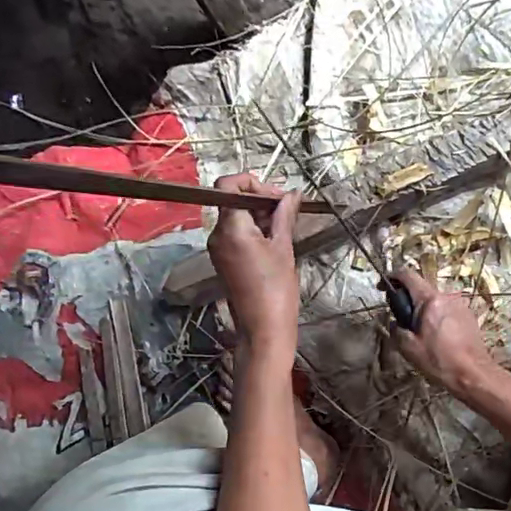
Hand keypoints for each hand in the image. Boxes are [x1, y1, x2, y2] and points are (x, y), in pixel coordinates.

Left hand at [207, 173, 301, 354]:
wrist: (264, 327)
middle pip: (232, 201)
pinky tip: (275, 242)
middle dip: (260, 199)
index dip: (252, 183)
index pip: (227, 186)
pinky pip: (236, 234)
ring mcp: (218, 248)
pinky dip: (254, 231)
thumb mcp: (284, 248)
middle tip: (288, 210)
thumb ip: (285, 216)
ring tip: (285, 228)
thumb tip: (293, 194)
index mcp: (230, 228)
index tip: (278, 196)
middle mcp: (217, 234)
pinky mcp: (224, 260)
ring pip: (236, 217)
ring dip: (260, 215)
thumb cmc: (276, 289)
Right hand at [389, 269, 499, 395]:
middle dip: (409, 301)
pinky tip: (439, 337)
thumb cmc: (439, 361)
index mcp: (430, 301)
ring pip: (435, 301)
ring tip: (423, 334)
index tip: (384, 287)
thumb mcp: (408, 348)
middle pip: (422, 289)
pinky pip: (447, 309)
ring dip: (425, 310)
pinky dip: (438, 317)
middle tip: (403, 321)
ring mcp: (460, 305)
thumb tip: (394, 322)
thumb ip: (395, 329)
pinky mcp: (469, 315)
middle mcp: (447, 297)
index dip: (392, 277)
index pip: (408, 275)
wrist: (472, 373)